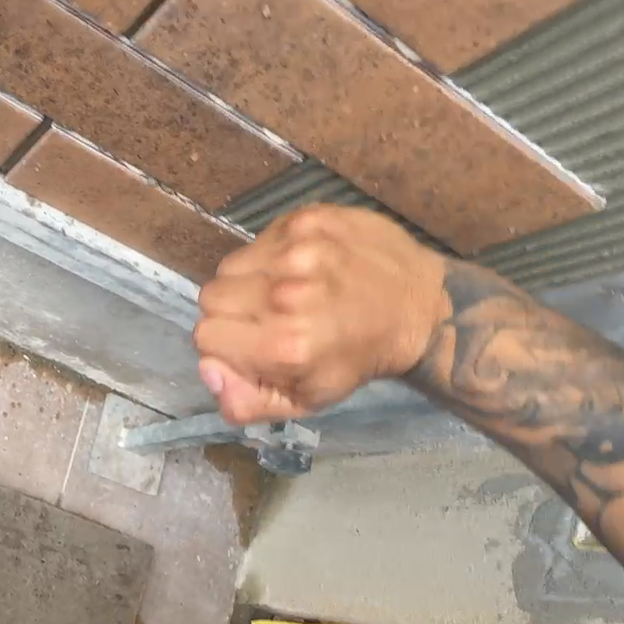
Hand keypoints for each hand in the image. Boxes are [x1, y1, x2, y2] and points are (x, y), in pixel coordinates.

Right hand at [193, 205, 451, 423]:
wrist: (418, 307)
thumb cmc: (353, 359)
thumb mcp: (301, 402)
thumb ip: (243, 402)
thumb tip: (209, 371)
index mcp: (283, 346)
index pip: (205, 336)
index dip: (221, 343)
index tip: (248, 343)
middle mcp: (287, 295)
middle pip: (211, 297)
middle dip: (229, 311)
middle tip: (264, 317)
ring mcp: (299, 252)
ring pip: (230, 266)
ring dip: (246, 280)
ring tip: (282, 290)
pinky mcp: (309, 220)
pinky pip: (257, 240)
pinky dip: (268, 255)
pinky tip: (298, 268)